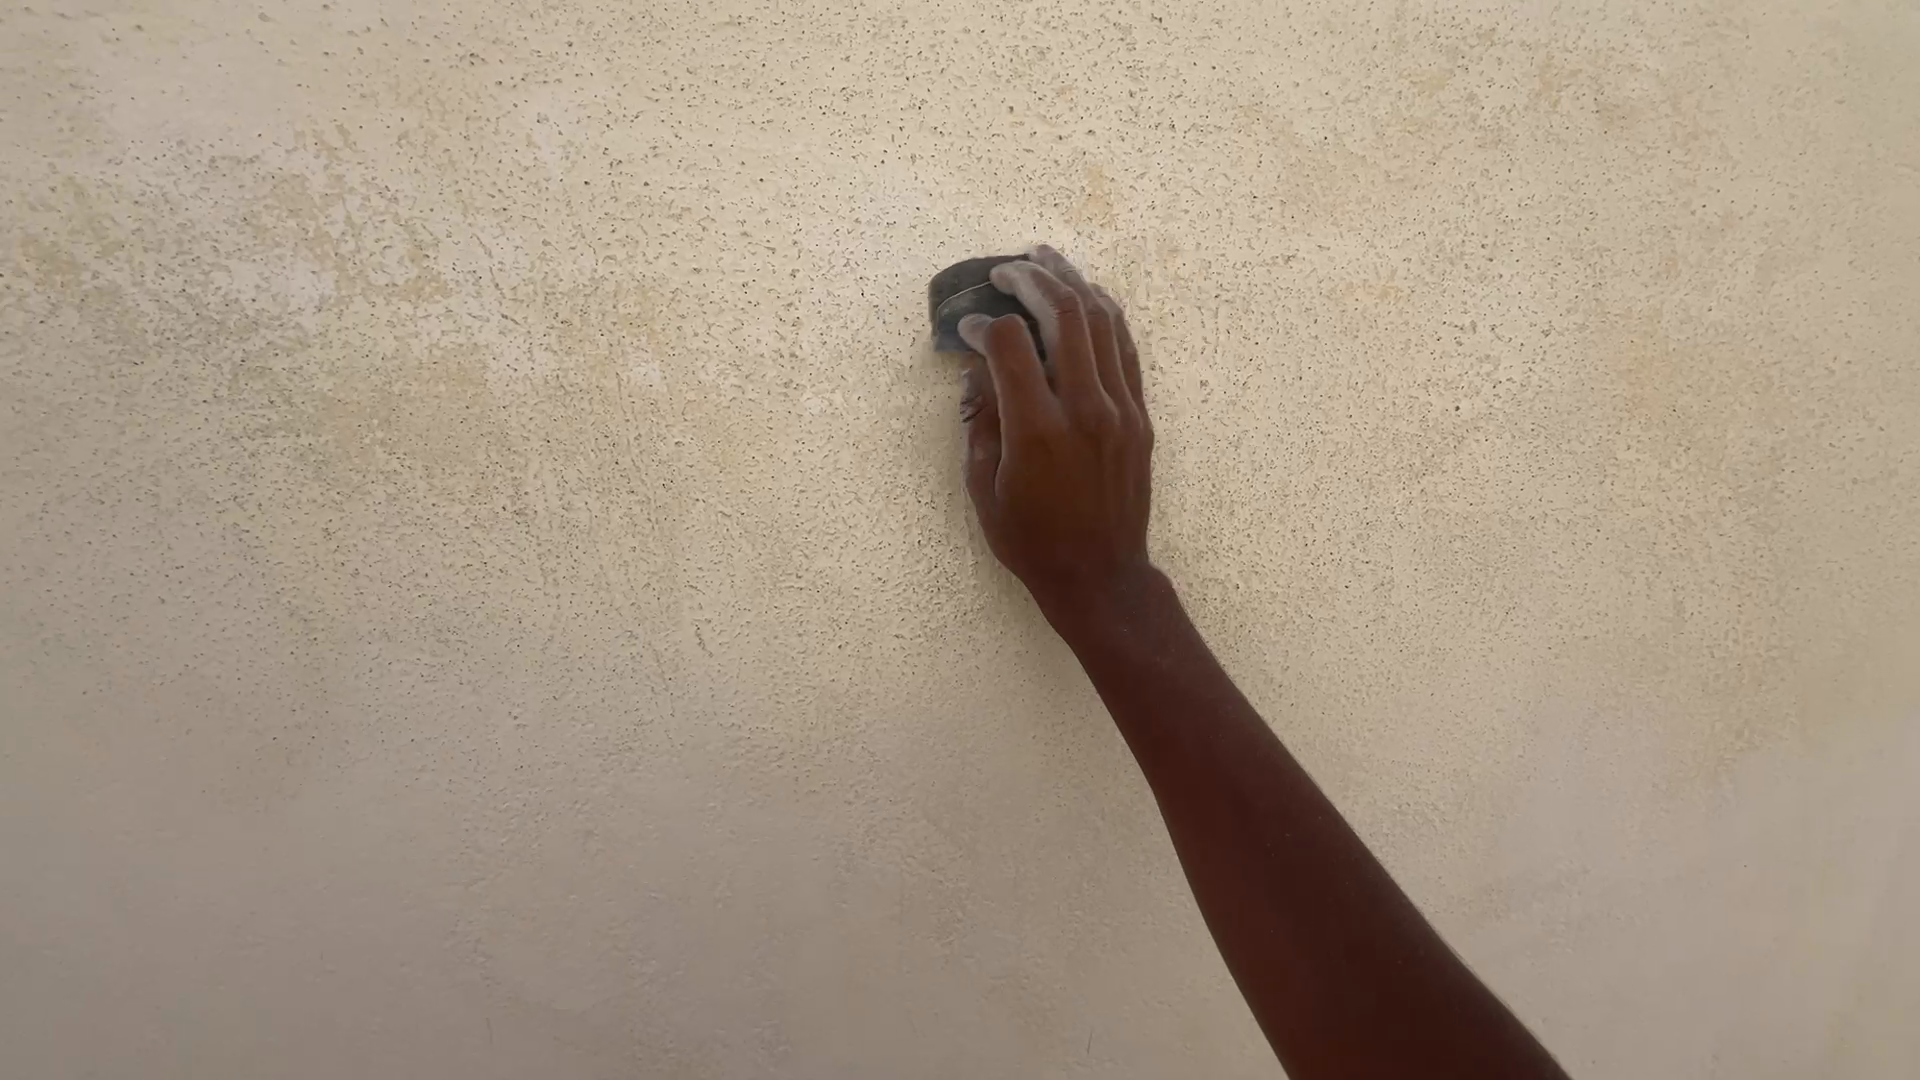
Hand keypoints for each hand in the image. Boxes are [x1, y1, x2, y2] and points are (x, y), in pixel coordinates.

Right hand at [957, 245, 1154, 619]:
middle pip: (1064, 315)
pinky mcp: (1140, 417)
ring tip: (1047, 259)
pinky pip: (1125, 350)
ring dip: (1073, 283)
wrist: (1100, 575)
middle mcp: (1084, 411)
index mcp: (1037, 433)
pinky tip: (1086, 298)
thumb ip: (979, 422)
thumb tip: (977, 371)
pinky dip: (1105, 315)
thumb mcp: (984, 489)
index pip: (1009, 346)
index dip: (982, 327)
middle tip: (1006, 268)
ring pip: (1103, 322)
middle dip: (1031, 280)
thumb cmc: (1031, 541)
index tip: (966, 331)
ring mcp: (1120, 411)